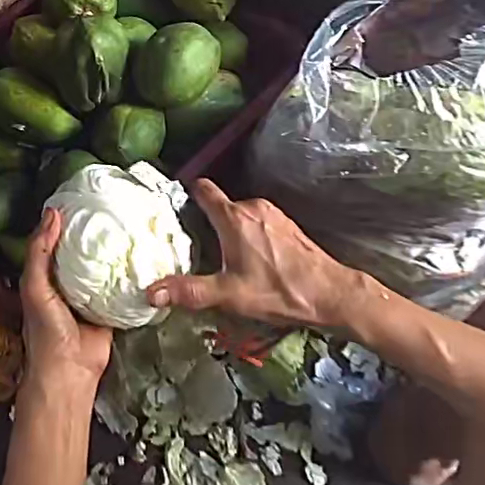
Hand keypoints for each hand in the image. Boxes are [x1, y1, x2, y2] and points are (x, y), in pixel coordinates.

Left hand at [19, 208, 111, 394]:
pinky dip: (128, 273)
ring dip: (112, 250)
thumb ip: (39, 251)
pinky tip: (140, 254)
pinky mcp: (111, 307)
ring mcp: (91, 294)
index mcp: (45, 274)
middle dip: (92, 232)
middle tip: (109, 206)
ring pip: (102, 266)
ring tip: (128, 222)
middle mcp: (67, 281)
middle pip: (81, 250)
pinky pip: (120, 286)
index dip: (64, 219)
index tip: (80, 197)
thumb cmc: (46, 328)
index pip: (54, 239)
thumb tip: (52, 213)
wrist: (70, 370)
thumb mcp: (35, 285)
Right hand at [146, 179, 371, 328]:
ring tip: (219, 254)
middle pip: (219, 205)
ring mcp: (272, 214)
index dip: (186, 194)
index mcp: (233, 217)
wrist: (334, 295)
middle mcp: (252, 207)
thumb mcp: (230, 295)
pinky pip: (256, 221)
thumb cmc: (279, 291)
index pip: (202, 189)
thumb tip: (150, 292)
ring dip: (228, 229)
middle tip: (194, 245)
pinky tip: (250, 258)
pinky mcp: (287, 224)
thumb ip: (189, 291)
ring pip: (238, 214)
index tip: (174, 209)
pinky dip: (247, 234)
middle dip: (206, 220)